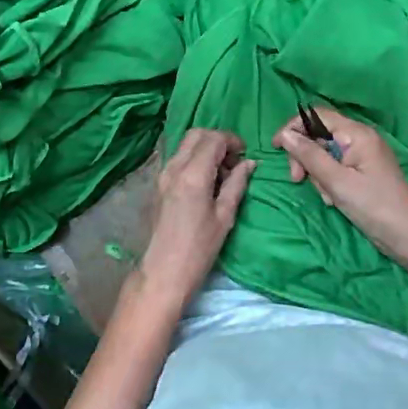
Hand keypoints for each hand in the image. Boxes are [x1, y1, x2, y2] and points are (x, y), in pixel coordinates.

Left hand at [137, 128, 255, 304]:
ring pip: (186, 145)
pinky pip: (178, 159)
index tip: (245, 155)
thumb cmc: (199, 249)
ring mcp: (162, 175)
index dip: (232, 141)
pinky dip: (194, 159)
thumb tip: (249, 163)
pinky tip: (205, 182)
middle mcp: (174, 168)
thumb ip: (237, 184)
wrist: (163, 273)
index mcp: (193, 174)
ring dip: (206, 149)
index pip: (214, 139)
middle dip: (218, 140)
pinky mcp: (158, 184)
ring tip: (222, 174)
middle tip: (234, 161)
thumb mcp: (225, 216)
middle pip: (197, 134)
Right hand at [274, 108, 407, 271]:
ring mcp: (364, 155)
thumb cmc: (374, 207)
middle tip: (297, 180)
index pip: (317, 115)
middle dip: (305, 156)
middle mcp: (361, 138)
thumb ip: (309, 156)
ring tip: (327, 197)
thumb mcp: (337, 182)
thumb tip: (285, 135)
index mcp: (357, 134)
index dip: (294, 127)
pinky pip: (338, 168)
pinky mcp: (365, 172)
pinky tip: (334, 200)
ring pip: (326, 154)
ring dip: (318, 173)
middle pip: (320, 135)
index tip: (277, 148)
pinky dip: (330, 181)